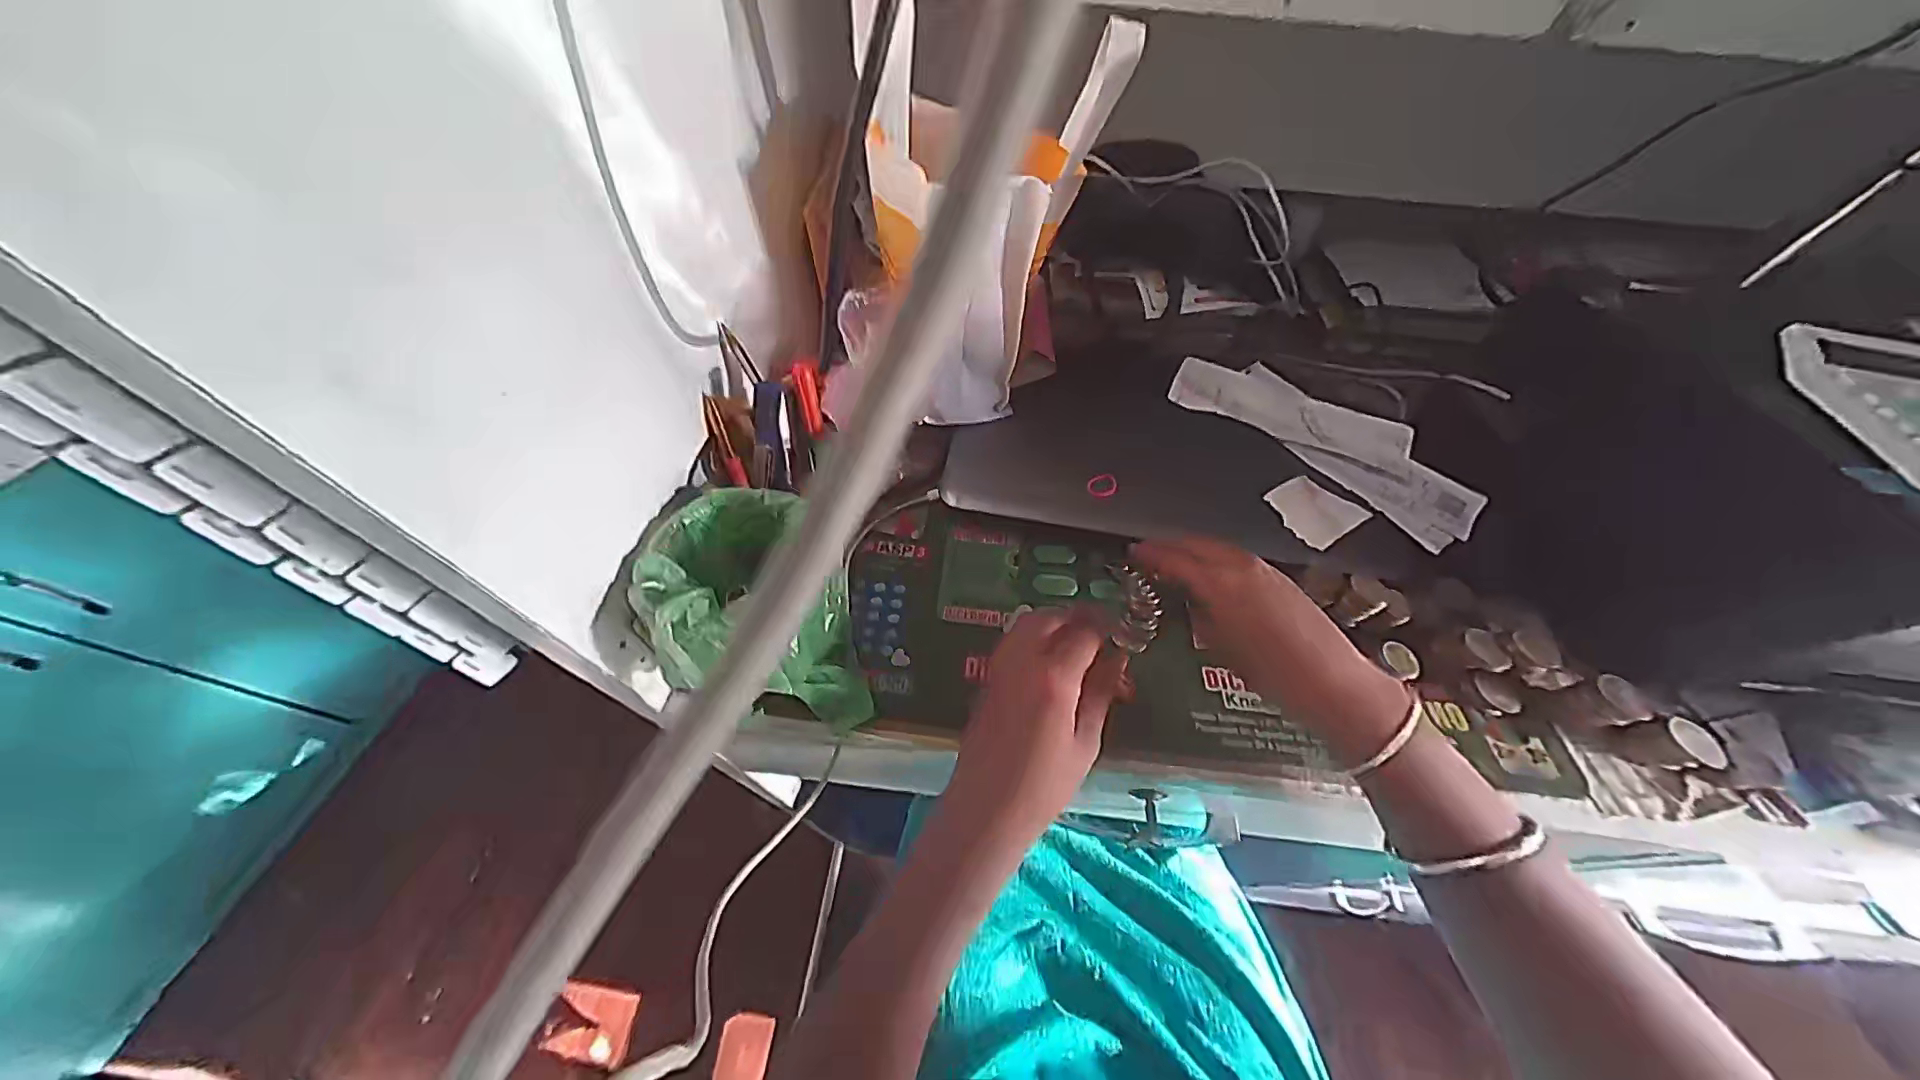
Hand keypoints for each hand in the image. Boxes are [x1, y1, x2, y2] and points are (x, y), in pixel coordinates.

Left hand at [944, 607, 1125, 846]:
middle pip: (1052, 616)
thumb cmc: (1044, 786)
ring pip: (1028, 622)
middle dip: (1081, 618)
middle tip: (1104, 636)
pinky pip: (1014, 640)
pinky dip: (1035, 636)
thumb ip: (1101, 692)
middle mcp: (1022, 660)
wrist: (986, 806)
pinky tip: (1052, 660)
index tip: (1126, 634)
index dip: (1109, 627)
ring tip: (1081, 645)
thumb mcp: (1086, 742)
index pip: (1085, 630)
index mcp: (1053, 676)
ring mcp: (1000, 665)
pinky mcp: (988, 676)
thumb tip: (1117, 658)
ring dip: (1056, 622)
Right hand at [1129, 536, 1409, 765]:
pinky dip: (1216, 560)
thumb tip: (1188, 605)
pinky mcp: (1281, 580)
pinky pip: (1237, 559)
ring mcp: (1265, 571)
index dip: (1152, 555)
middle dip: (1170, 546)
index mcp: (1222, 584)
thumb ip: (1200, 618)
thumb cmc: (1276, 675)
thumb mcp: (1222, 650)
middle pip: (1197, 544)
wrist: (1333, 683)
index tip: (1135, 554)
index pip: (1176, 559)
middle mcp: (1243, 568)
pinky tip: (1212, 577)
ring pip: (1218, 548)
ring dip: (1194, 550)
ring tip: (1176, 563)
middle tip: (1149, 554)